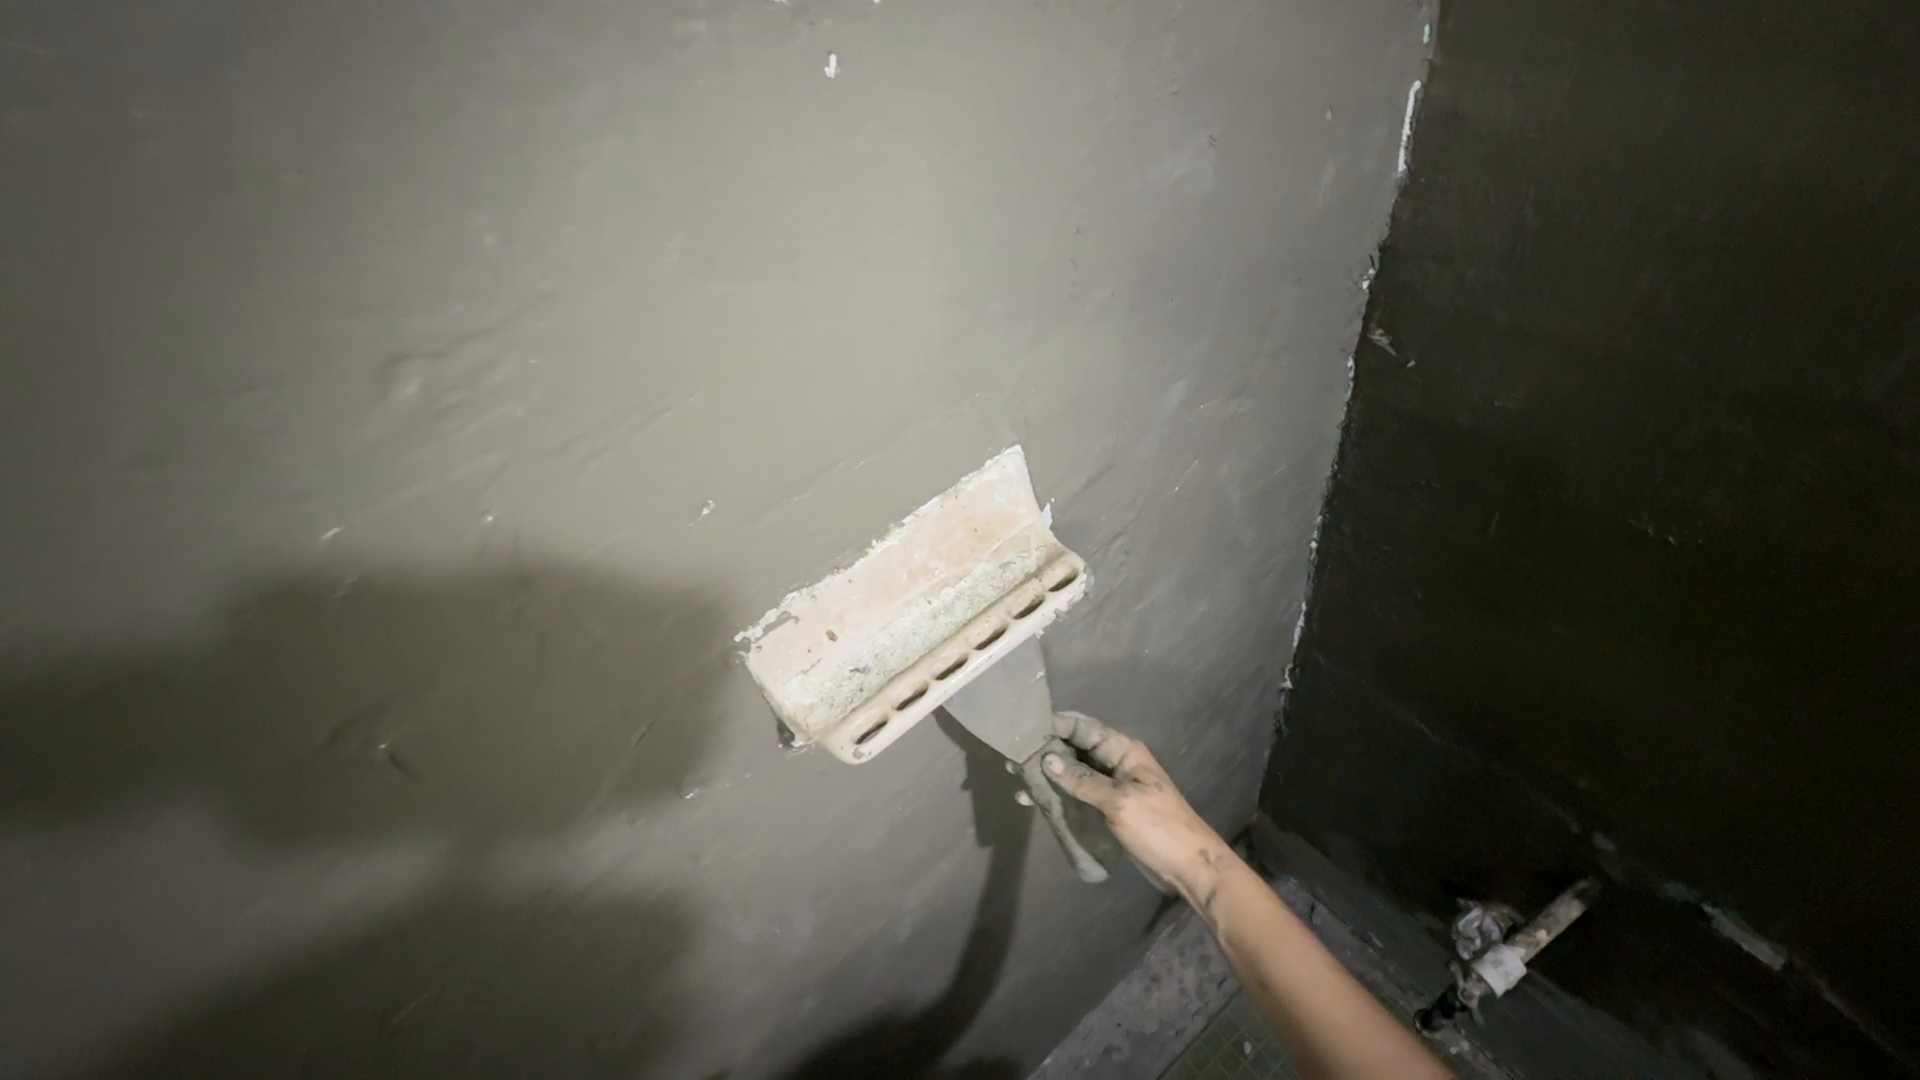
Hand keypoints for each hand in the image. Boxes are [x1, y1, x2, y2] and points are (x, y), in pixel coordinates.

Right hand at [1029, 711, 1233, 902]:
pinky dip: (1058, 796)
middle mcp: (1115, 763)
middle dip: (1045, 752)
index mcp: (1123, 751)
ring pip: (1072, 773)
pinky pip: (1077, 795)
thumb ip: (1082, 780)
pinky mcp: (1107, 808)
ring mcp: (1111, 786)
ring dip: (1048, 777)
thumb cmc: (1159, 827)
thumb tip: (1047, 759)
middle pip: (1074, 748)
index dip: (1055, 724)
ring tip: (1018, 782)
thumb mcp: (1119, 802)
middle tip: (1012, 758)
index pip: (1084, 727)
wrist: (1189, 868)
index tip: (1024, 726)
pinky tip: (1036, 803)